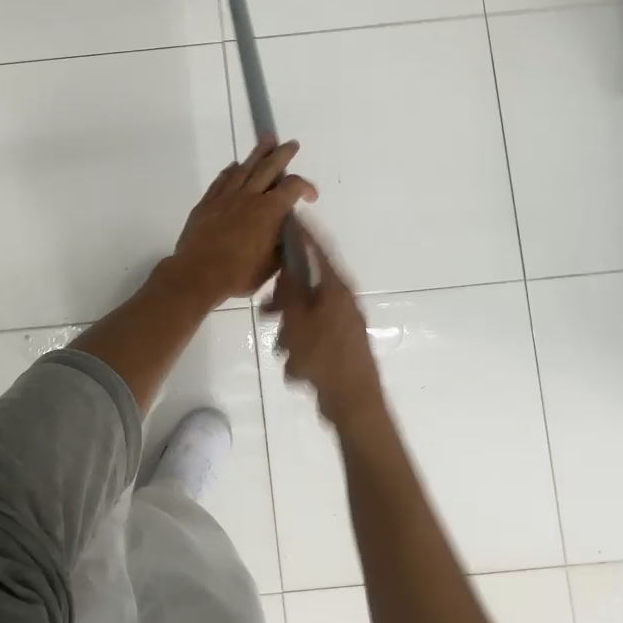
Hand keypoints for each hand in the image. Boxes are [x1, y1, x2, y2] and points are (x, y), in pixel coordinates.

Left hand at [171, 136, 317, 300]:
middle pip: (268, 167)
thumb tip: (283, 236)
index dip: (306, 187)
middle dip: (282, 154)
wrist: (198, 274)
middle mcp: (248, 197)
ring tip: (266, 140)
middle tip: (291, 143)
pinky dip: (229, 171)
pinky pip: (221, 180)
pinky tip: (234, 166)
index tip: (311, 196)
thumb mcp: (270, 265)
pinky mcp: (206, 203)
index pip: (293, 188)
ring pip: (244, 168)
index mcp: (269, 211)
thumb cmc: (238, 274)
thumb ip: (280, 246)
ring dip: (257, 153)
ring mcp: (225, 197)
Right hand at [262, 221, 385, 431]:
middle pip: (309, 285)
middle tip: (268, 310)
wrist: (354, 403)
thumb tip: (287, 269)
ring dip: (291, 329)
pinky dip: (302, 346)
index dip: (303, 234)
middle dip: (286, 299)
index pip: (318, 251)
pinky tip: (296, 368)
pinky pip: (315, 336)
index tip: (289, 219)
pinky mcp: (342, 346)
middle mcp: (343, 302)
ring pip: (309, 314)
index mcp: (336, 290)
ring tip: (283, 348)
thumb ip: (290, 293)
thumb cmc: (325, 359)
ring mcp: (345, 325)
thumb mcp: (298, 322)